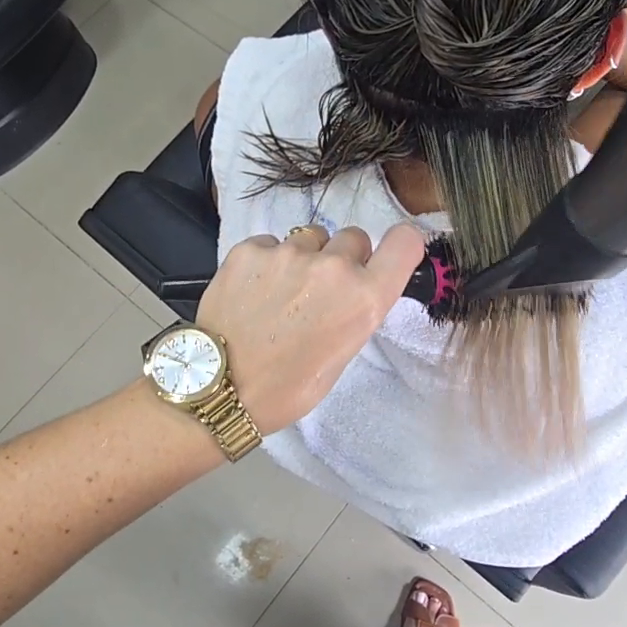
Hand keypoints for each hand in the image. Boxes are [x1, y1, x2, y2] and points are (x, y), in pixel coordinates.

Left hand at [198, 223, 424, 432]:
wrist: (221, 389)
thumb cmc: (288, 386)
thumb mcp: (341, 354)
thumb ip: (355, 308)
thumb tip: (353, 284)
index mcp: (364, 299)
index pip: (405, 242)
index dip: (399, 245)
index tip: (384, 256)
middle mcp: (333, 268)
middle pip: (353, 237)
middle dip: (342, 259)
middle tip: (319, 291)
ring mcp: (289, 253)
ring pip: (309, 237)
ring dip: (302, 257)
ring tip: (280, 294)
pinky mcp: (250, 249)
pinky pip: (270, 243)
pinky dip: (266, 262)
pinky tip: (253, 291)